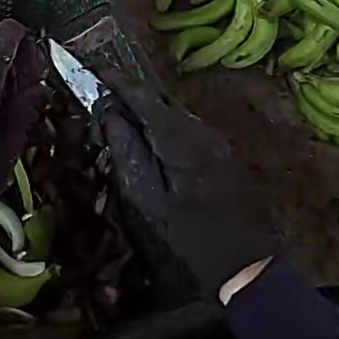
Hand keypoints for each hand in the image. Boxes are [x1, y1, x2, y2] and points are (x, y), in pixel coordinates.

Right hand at [99, 79, 274, 300]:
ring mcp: (215, 142)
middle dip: (128, 95)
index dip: (116, 80)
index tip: (93, 68)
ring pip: (171, 115)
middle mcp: (201, 130)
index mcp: (180, 136)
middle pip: (158, 101)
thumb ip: (126, 150)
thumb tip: (108, 112)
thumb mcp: (145, 199)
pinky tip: (147, 141)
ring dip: (145, 112)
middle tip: (99, 92)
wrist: (245, 270)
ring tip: (117, 116)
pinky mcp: (220, 156)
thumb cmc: (187, 238)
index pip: (142, 95)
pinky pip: (184, 130)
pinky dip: (161, 127)